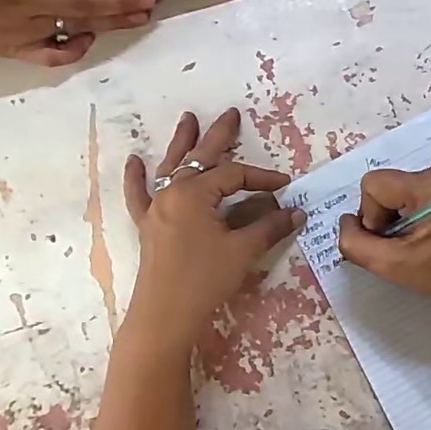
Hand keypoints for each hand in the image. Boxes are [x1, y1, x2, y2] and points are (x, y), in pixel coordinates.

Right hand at [0, 0, 153, 65]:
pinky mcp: (9, 51)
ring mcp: (16, 30)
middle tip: (150, 1)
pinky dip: (70, 50)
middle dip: (119, 4)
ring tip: (136, 18)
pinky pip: (47, 55)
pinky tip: (87, 39)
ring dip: (108, 23)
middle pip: (80, 3)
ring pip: (72, 27)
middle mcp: (20, 1)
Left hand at [122, 109, 301, 343]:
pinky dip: (136, 178)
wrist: (165, 314)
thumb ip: (269, 227)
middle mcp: (171, 192)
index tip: (284, 186)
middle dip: (219, 136)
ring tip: (188, 119)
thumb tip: (296, 212)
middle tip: (231, 114)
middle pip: (200, 158)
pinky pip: (138, 196)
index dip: (261, 178)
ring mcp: (156, 208)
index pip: (234, 176)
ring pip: (170, 167)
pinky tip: (134, 161)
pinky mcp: (147, 226)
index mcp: (194, 193)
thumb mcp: (242, 251)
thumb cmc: (204, 280)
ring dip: (181, 143)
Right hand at [336, 166, 430, 312]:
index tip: (392, 240)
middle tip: (400, 243)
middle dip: (379, 217)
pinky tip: (414, 233)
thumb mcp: (389, 265)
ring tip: (408, 240)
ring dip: (387, 218)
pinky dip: (397, 215)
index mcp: (429, 185)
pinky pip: (397, 194)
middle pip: (378, 187)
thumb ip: (354, 242)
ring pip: (385, 191)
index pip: (372, 186)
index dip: (371, 216)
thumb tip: (346, 222)